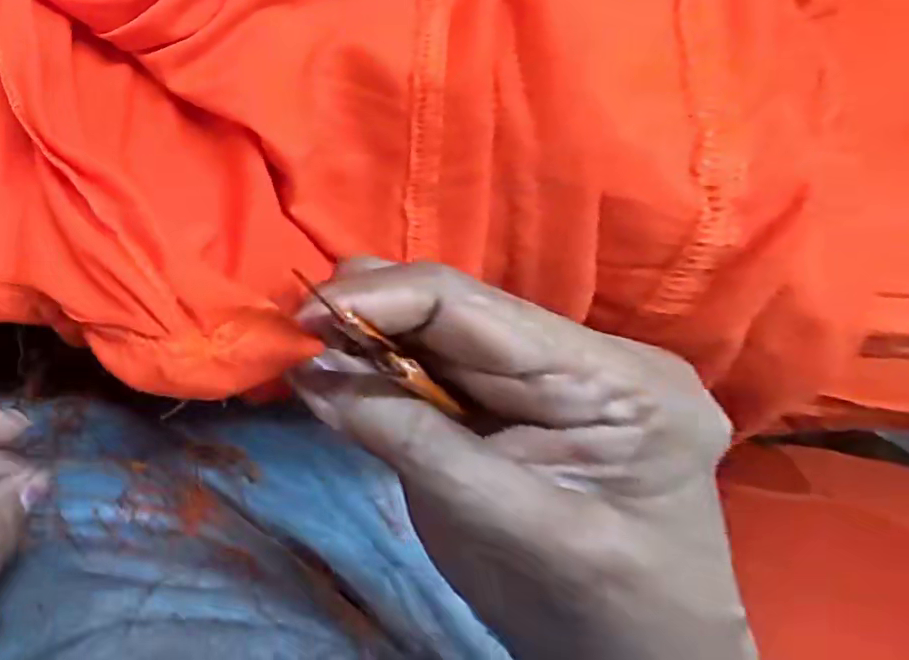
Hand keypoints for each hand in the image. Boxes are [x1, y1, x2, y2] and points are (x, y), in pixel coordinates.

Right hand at [290, 260, 754, 659]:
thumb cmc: (593, 610)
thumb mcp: (504, 525)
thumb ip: (406, 438)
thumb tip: (308, 370)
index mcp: (608, 376)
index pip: (465, 301)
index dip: (375, 298)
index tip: (304, 319)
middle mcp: (570, 349)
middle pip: (437, 298)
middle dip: (359, 313)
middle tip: (300, 341)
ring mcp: (532, 363)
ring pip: (418, 316)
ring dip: (358, 335)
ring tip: (316, 361)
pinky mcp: (496, 382)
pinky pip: (416, 349)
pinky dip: (368, 359)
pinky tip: (341, 376)